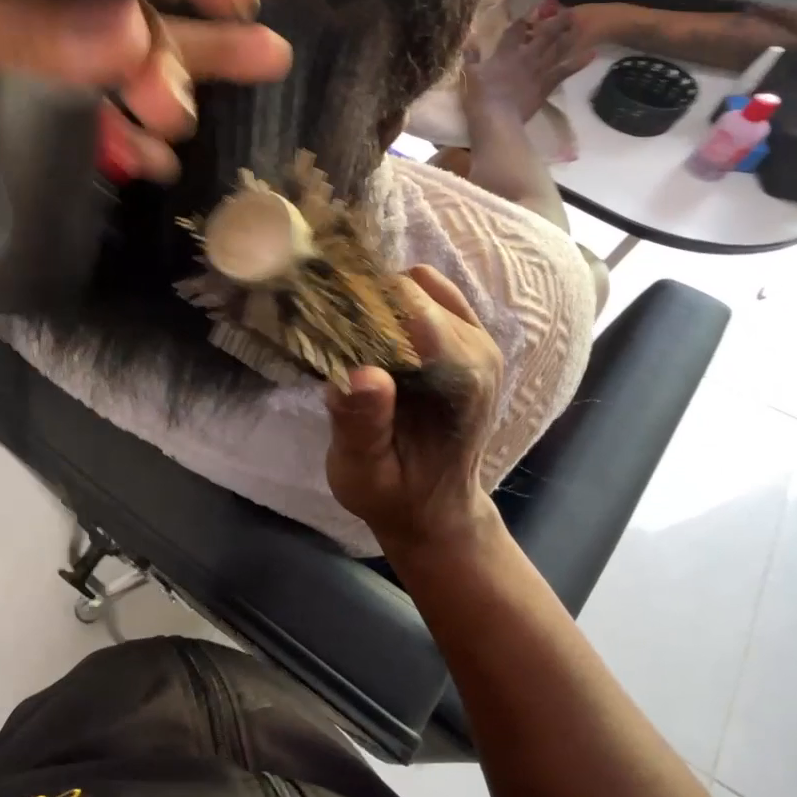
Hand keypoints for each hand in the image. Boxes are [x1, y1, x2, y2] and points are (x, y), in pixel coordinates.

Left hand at [0, 0, 290, 174]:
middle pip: (142, 17)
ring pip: (130, 76)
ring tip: (187, 127)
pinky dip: (126, 146)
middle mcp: (55, 4)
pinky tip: (152, 165)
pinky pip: (101, 129)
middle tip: (242, 67)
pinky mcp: (47, 116)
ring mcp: (54, 62)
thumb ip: (22, 22)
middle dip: (189, 47)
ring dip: (171, 98)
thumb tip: (124, 40)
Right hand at [324, 266, 505, 551]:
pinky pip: (431, 294)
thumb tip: (361, 373)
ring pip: (419, 285)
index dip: (358, 299)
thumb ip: (363, 424)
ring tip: (346, 335)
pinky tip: (371, 333)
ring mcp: (479, 342)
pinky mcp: (470, 341)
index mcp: (458, 376)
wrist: (434, 511)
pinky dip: (395, 302)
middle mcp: (477, 349)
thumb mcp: (364, 472)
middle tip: (325, 333)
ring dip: (377, 300)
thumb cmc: (392, 494)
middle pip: (410, 289)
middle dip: (363, 299)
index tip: (317, 317)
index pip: (407, 303)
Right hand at [462, 7, 594, 124]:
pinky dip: (578, 62)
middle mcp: (526, 57)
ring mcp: (539, 70)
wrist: (497, 118)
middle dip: (556, 22)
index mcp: (505, 53)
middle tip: (568, 12)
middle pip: (544, 35)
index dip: (522, 20)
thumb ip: (471, 58)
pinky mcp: (546, 85)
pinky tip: (591, 54)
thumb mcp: (469, 75)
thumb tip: (469, 43)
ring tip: (580, 25)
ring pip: (558, 49)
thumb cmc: (479, 96)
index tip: (530, 12)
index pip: (515, 32)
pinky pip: (565, 71)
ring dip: (570, 36)